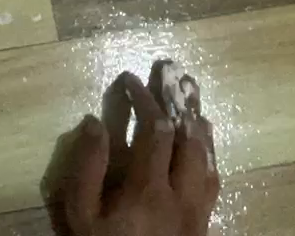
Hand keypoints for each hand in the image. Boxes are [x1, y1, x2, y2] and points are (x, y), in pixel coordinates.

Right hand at [58, 66, 219, 235]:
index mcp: (150, 188)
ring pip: (208, 161)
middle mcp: (182, 196)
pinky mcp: (203, 227)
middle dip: (180, 103)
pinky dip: (209, 156)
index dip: (144, 97)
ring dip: (200, 126)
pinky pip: (214, 183)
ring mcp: (198, 213)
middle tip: (173, 74)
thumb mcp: (80, 214)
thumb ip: (88, 166)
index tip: (129, 78)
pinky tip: (204, 148)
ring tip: (193, 102)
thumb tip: (95, 121)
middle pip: (190, 139)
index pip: (155, 128)